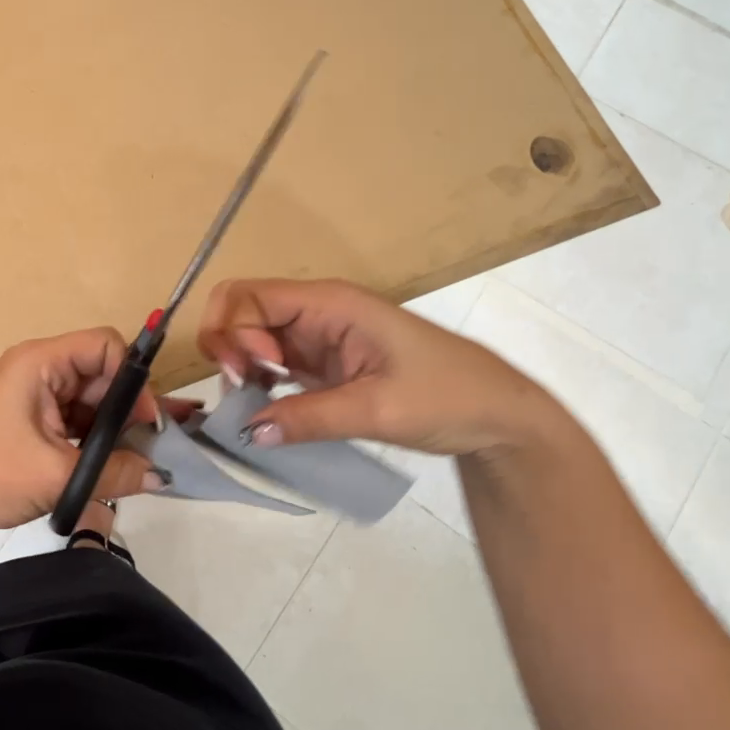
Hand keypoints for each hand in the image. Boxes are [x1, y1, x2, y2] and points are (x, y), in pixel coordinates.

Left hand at [0, 329, 175, 538]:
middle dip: (127, 409)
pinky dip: (97, 440)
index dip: (131, 378)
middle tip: (149, 450)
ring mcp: (36, 394)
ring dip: (114, 429)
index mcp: (39, 363)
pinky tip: (114, 467)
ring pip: (92, 400)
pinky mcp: (34, 420)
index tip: (143, 421)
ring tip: (137, 463)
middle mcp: (39, 369)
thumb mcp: (59, 476)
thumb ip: (116, 472)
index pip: (104, 345)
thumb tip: (161, 475)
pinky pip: (78, 419)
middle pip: (101, 374)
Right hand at [197, 278, 558, 456]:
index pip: (248, 296)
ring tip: (254, 400)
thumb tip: (248, 432)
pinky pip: (268, 359)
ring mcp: (315, 335)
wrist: (503, 419)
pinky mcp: (319, 361)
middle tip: (243, 385)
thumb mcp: (379, 410)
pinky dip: (256, 378)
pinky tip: (266, 405)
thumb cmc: (450, 398)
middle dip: (226, 342)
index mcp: (329, 303)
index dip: (236, 332)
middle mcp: (315, 311)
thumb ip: (310, 418)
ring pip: (248, 334)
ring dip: (239, 363)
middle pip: (239, 308)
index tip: (255, 374)